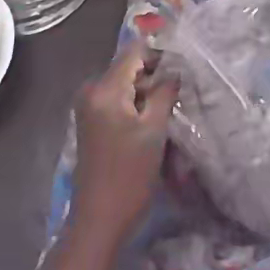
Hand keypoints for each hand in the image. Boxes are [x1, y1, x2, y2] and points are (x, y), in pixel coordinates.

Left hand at [69, 36, 180, 243]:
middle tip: (181, 91)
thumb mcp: (154, 133)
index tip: (182, 65)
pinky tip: (152, 121)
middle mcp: (90, 89)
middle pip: (127, 67)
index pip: (133, 53)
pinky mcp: (89, 119)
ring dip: (145, 92)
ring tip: (171, 107)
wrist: (99, 216)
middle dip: (154, 75)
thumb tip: (174, 69)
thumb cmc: (130, 175)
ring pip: (122, 84)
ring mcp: (87, 104)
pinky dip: (133, 104)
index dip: (158, 54)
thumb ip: (163, 94)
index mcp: (104, 88)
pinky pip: (115, 99)